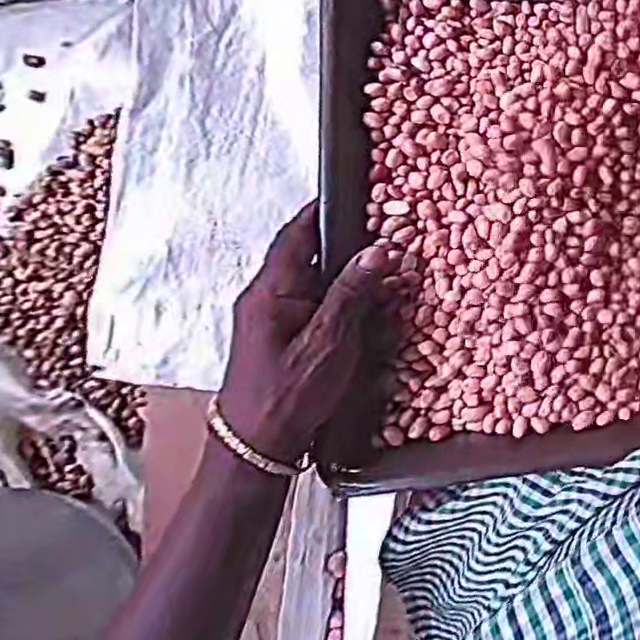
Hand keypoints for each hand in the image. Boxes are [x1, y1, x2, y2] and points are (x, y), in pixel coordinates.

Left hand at [217, 201, 392, 464]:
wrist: (257, 448)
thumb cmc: (289, 394)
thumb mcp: (328, 341)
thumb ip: (352, 293)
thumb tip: (378, 250)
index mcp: (270, 292)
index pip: (296, 235)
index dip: (322, 210)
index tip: (351, 191)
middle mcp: (267, 298)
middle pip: (306, 253)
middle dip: (343, 240)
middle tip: (381, 227)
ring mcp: (273, 317)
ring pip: (313, 277)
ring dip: (344, 269)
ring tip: (381, 262)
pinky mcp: (284, 334)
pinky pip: (315, 300)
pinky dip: (341, 293)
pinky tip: (366, 301)